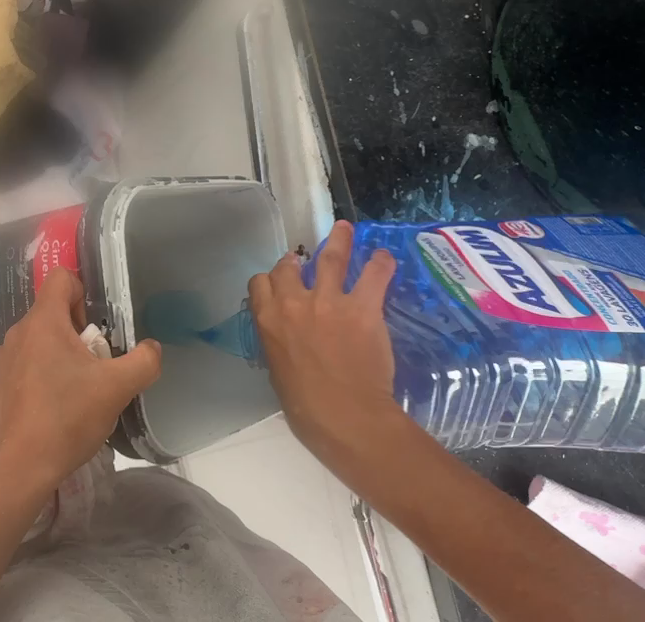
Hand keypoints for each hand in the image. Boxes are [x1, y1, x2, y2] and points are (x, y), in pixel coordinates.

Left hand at [0, 268, 161, 497]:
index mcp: (43, 321)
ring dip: (61, 356)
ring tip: (78, 392)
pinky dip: (42, 376)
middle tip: (95, 366)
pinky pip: (25, 366)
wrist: (19, 468)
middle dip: (78, 333)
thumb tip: (152, 348)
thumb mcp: (116, 389)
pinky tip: (56, 409)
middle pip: (53, 312)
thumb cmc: (66, 417)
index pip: (62, 278)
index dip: (84, 292)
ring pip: (39, 341)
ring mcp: (3, 360)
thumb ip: (143, 362)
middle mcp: (17, 333)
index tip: (96, 327)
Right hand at [249, 220, 402, 464]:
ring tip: (345, 228)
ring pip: (331, 257)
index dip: (270, 279)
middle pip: (289, 266)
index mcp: (268, 320)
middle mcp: (294, 302)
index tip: (278, 281)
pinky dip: (380, 263)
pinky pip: (373, 275)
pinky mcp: (363, 307)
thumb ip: (279, 343)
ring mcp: (329, 301)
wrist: (345, 417)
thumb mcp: (277, 370)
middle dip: (296, 260)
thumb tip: (287, 337)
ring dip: (338, 240)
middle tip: (306, 259)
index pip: (260, 282)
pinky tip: (384, 256)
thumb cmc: (306, 408)